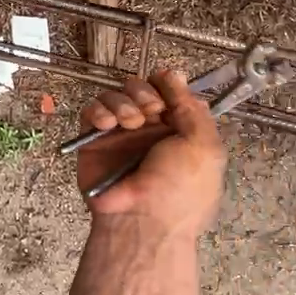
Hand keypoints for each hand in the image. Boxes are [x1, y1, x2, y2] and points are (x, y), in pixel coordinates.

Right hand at [76, 70, 225, 235]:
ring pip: (114, 95)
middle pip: (140, 88)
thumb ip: (192, 109)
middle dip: (143, 93)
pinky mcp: (92, 138)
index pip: (170, 93)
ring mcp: (119, 134)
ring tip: (128, 124)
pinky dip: (98, 112)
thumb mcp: (204, 149)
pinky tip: (106, 125)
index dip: (166, 85)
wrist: (140, 219)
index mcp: (180, 132)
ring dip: (122, 103)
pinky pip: (91, 110)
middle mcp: (150, 130)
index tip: (164, 87)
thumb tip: (175, 74)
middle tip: (150, 112)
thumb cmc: (180, 188)